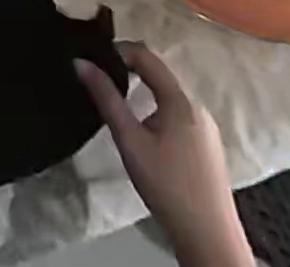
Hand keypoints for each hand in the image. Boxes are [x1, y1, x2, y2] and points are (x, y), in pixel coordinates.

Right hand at [77, 44, 254, 266]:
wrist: (209, 239)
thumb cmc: (166, 184)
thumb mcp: (129, 139)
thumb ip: (105, 97)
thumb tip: (80, 61)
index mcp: (181, 100)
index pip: (146, 55)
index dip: (117, 50)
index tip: (92, 60)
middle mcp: (197, 106)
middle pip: (158, 72)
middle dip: (127, 67)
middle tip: (98, 76)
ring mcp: (205, 126)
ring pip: (167, 92)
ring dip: (140, 87)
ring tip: (114, 97)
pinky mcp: (206, 144)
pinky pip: (176, 110)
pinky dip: (154, 104)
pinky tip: (141, 125)